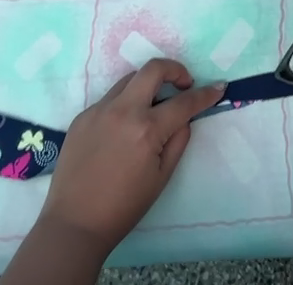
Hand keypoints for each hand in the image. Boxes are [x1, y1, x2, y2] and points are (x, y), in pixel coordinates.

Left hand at [36, 59, 223, 250]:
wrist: (74, 223)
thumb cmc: (123, 207)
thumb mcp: (162, 177)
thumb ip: (178, 140)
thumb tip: (184, 117)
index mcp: (146, 129)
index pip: (184, 102)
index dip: (206, 94)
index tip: (218, 87)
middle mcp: (123, 111)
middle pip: (153, 69)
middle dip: (175, 70)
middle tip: (184, 84)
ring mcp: (98, 110)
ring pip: (129, 80)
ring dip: (148, 85)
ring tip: (152, 107)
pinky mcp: (82, 117)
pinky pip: (109, 100)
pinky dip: (124, 105)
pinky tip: (122, 130)